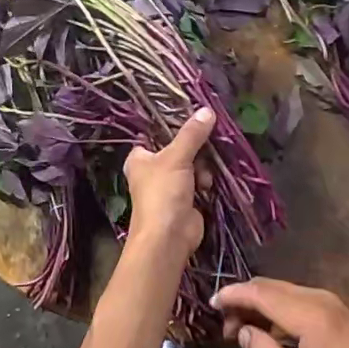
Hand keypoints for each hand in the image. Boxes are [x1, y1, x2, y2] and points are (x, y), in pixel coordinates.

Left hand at [122, 107, 214, 253]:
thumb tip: (207, 110)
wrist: (169, 237)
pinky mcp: (184, 199)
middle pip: (179, 148)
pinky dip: (205, 182)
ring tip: (204, 176)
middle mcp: (152, 170)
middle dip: (195, 150)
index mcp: (140, 157)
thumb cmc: (163, 193)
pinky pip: (198, 182)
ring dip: (202, 168)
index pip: (158, 133)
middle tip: (207, 149)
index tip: (198, 118)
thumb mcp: (176, 158)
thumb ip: (191, 134)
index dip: (176, 126)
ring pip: (192, 165)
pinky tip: (208, 185)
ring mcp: (168, 185)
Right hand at [215, 278, 348, 347]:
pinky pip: (296, 301)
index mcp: (310, 314)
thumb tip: (243, 332)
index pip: (259, 291)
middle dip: (242, 301)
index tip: (209, 306)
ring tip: (243, 334)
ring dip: (258, 306)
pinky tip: (270, 335)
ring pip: (282, 292)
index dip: (231, 295)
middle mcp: (320, 298)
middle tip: (224, 329)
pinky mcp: (338, 313)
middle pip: (269, 286)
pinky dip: (276, 311)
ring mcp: (332, 303)